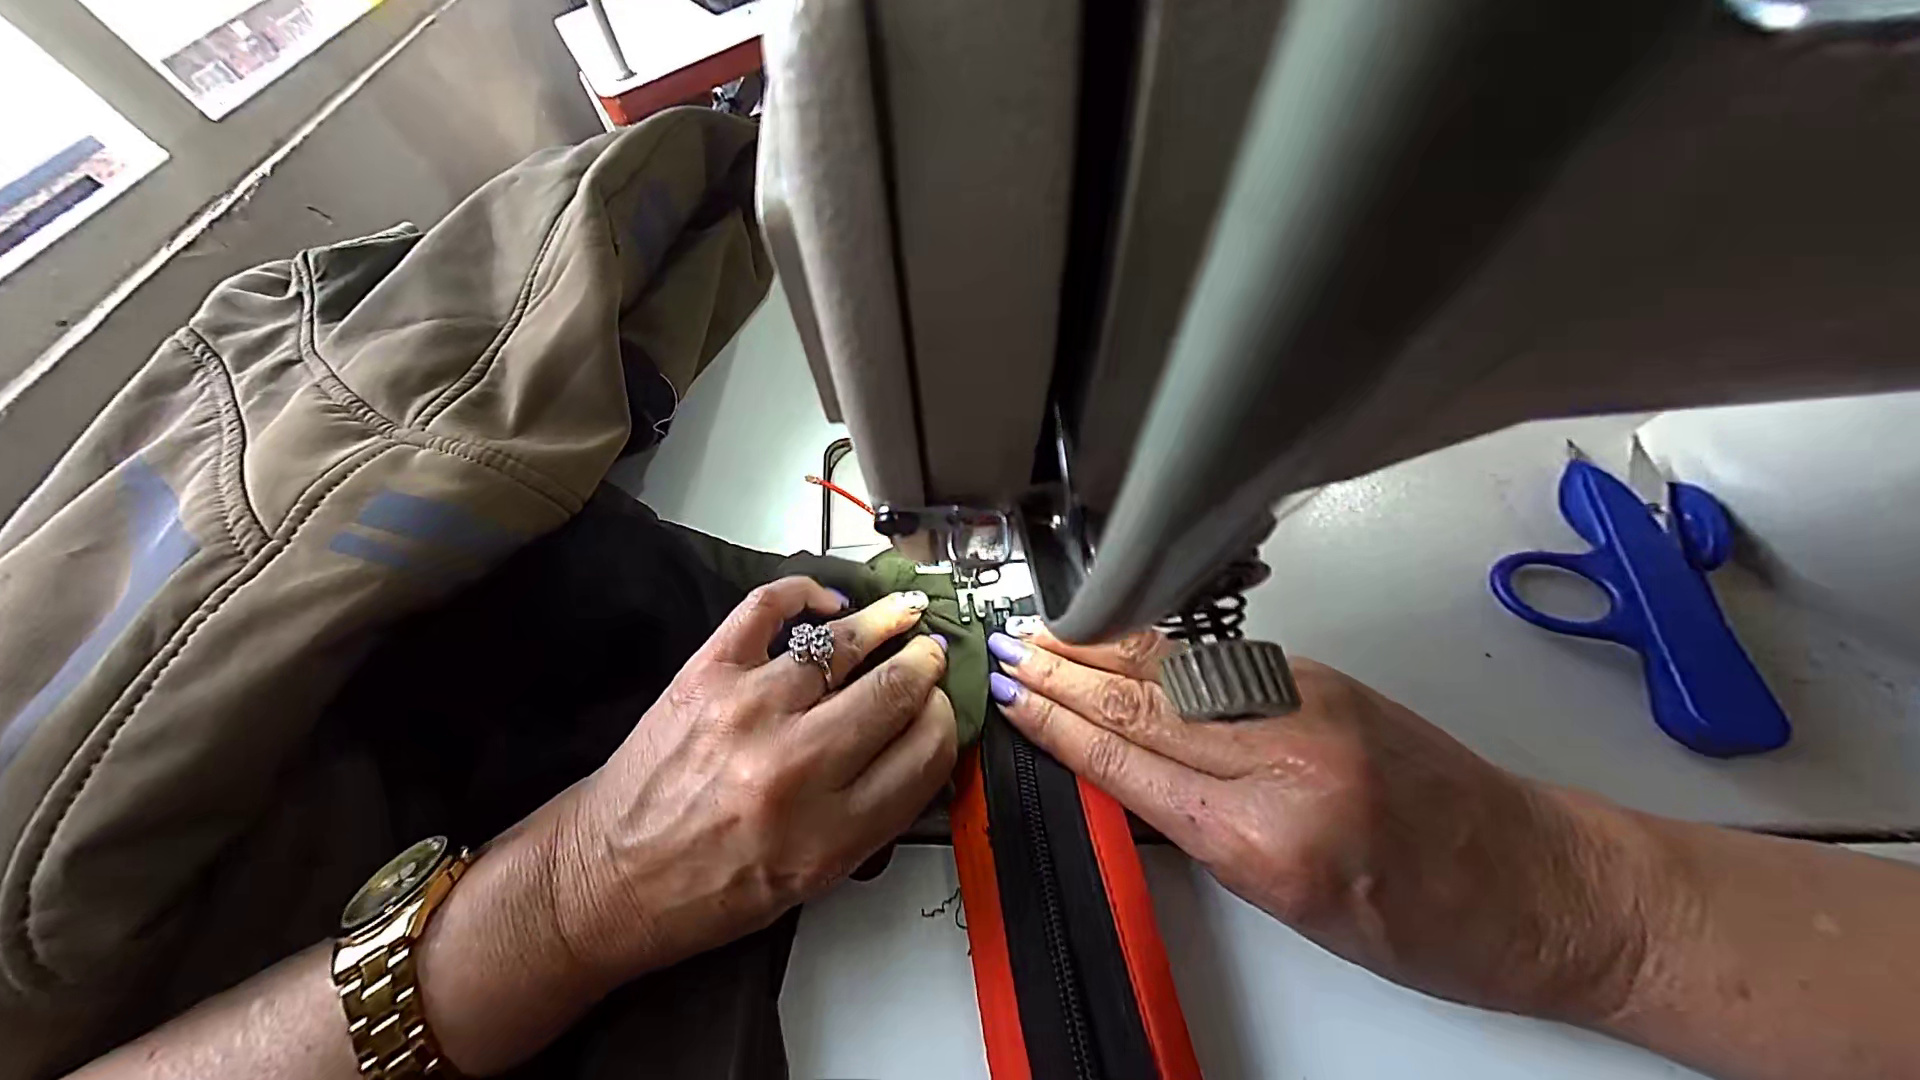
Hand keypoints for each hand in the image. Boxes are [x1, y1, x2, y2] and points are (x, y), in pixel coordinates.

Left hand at [551, 578, 956, 981]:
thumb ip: (879, 812)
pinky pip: (767, 607)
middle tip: (930, 655)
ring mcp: (747, 710)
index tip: (941, 706)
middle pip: (895, 691)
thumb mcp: (814, 878)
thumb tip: (924, 737)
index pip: (924, 751)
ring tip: (905, 614)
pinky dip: (806, 591)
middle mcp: (794, 766)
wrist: (604, 880)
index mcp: (829, 831)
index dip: (945, 719)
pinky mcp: (706, 674)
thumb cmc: (711, 890)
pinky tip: (830, 601)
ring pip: (843, 644)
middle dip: (925, 665)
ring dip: (887, 621)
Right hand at [987, 625, 1652, 1023]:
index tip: (1012, 697)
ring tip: (1043, 635)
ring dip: (1096, 650)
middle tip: (1008, 650)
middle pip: (1140, 706)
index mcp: (1267, 839)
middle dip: (1061, 674)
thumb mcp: (1289, 904)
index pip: (1129, 766)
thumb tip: (1122, 770)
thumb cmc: (1422, 920)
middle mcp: (1281, 756)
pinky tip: (1116, 640)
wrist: (1536, 877)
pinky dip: (1150, 647)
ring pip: (1169, 669)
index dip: (1059, 726)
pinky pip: (1209, 660)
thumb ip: (1198, 825)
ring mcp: (1301, 701)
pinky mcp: (1315, 674)